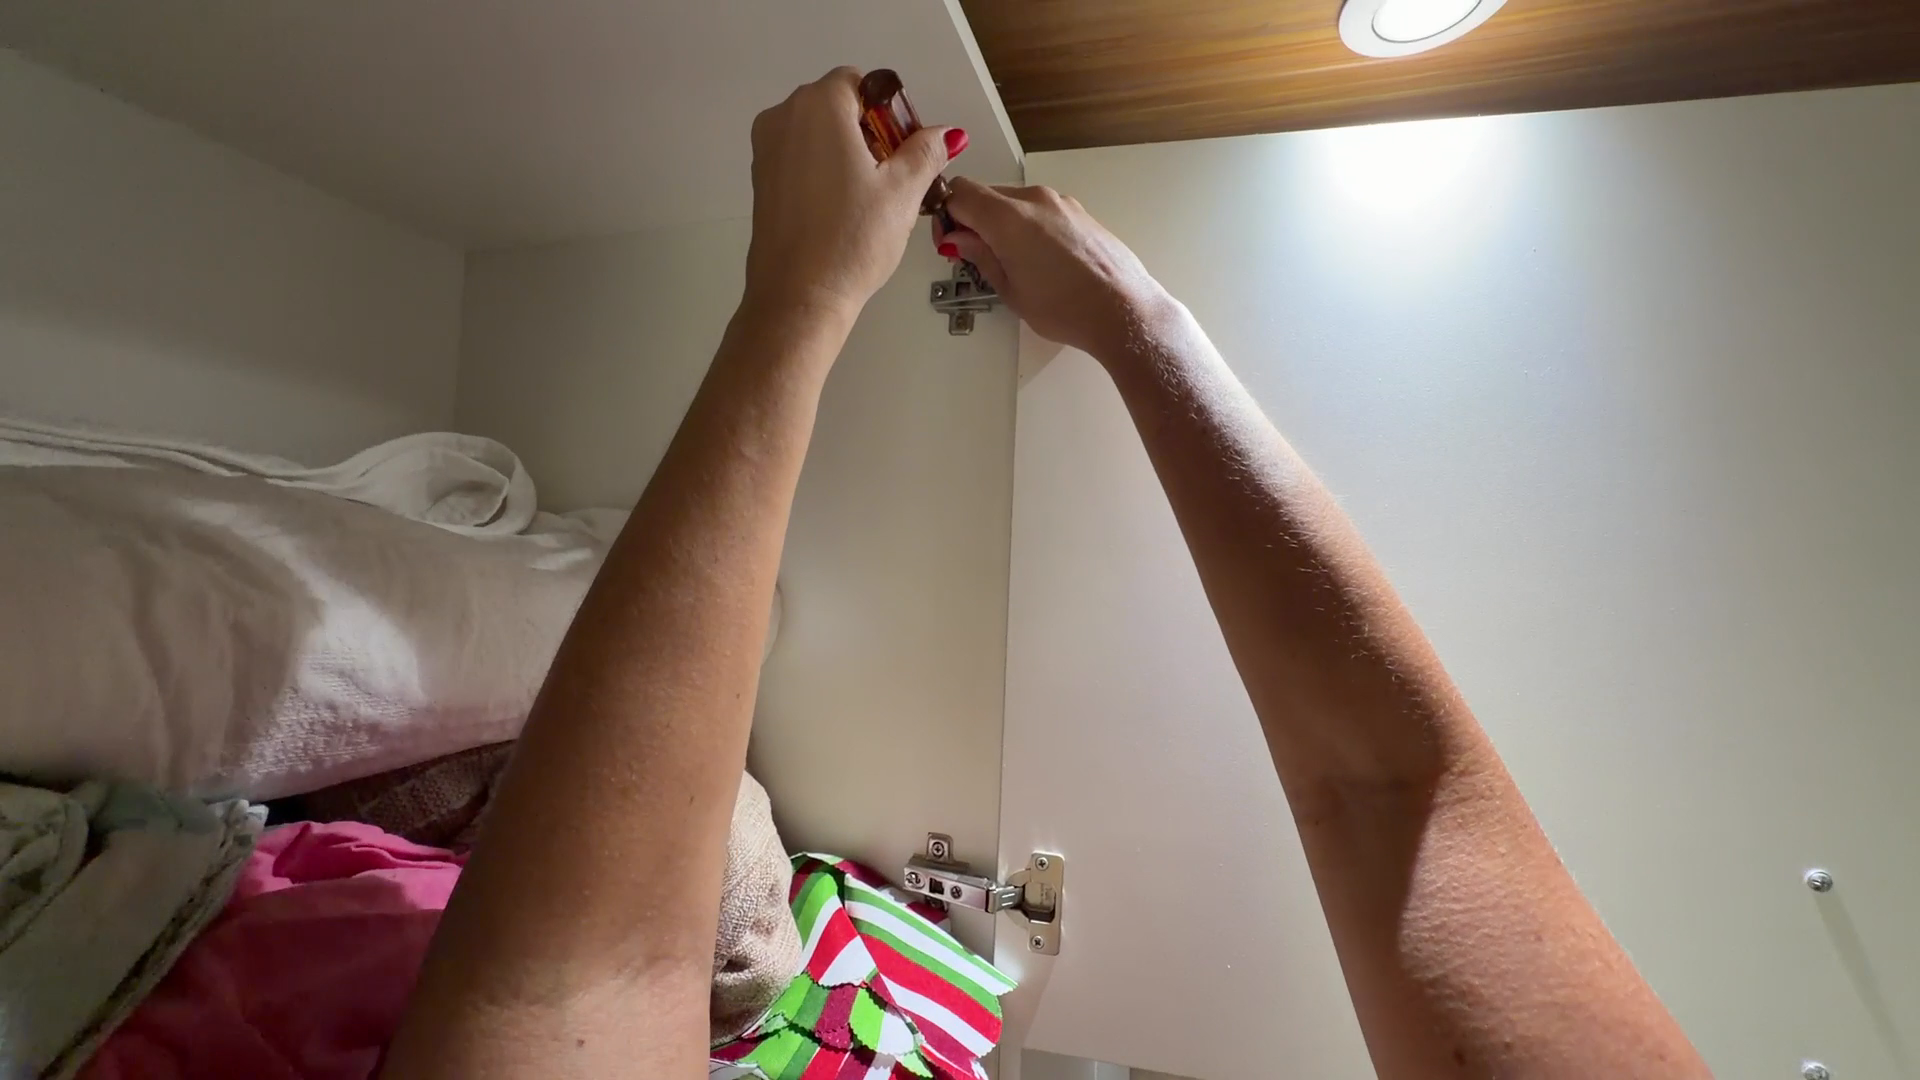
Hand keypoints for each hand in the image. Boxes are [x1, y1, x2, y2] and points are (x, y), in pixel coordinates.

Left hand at [743, 68, 961, 321]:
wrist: (801, 297)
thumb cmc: (853, 240)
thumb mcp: (903, 193)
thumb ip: (926, 152)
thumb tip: (948, 134)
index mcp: (819, 104)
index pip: (863, 85)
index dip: (891, 117)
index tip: (904, 156)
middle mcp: (784, 116)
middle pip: (837, 109)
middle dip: (869, 136)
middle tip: (892, 185)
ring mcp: (766, 151)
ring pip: (817, 138)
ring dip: (845, 157)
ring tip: (867, 205)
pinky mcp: (760, 184)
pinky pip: (799, 163)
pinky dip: (822, 176)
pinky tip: (840, 216)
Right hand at [936, 179, 1177, 360]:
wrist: (1123, 311)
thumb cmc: (1066, 309)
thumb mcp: (1011, 290)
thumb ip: (981, 256)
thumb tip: (958, 239)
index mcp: (1009, 217)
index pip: (961, 193)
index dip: (947, 216)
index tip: (948, 243)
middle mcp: (1034, 199)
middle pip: (987, 195)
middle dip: (972, 221)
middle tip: (975, 257)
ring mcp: (1061, 202)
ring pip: (1014, 202)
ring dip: (1000, 224)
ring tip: (1010, 264)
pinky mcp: (1080, 212)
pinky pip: (1040, 210)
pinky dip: (1026, 226)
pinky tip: (1038, 261)